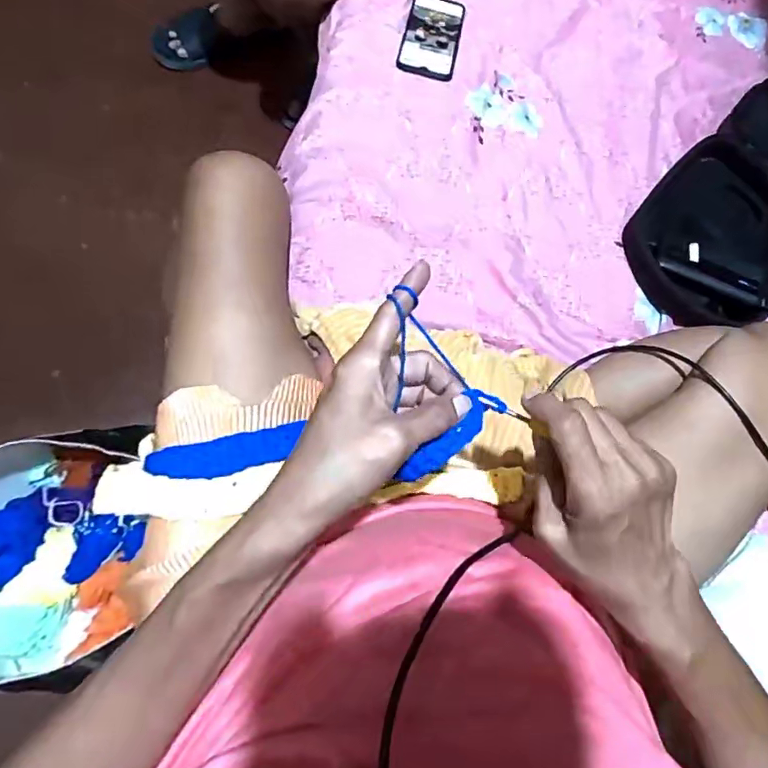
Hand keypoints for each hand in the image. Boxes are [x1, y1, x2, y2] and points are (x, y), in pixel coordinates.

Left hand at [272, 261, 467, 517]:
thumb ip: (435, 416)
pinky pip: (404, 409)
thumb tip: (464, 403)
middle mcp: (367, 374)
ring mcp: (366, 399)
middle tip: (462, 412)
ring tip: (452, 430)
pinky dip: (423, 419)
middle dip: (443, 382)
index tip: (425, 265)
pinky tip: (437, 438)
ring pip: (414, 389)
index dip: (409, 290)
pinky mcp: (367, 421)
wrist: (304, 503)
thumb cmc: (345, 462)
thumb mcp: (397, 438)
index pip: (392, 316)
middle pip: (416, 363)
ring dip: (436, 405)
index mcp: (366, 364)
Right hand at [525, 393, 694, 628]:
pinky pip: (625, 433)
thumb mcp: (549, 533)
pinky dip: (606, 438)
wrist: (649, 581)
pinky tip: (601, 461)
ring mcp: (650, 464)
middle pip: (588, 412)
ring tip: (574, 445)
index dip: (546, 404)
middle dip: (561, 411)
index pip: (569, 425)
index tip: (528, 399)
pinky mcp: (663, 464)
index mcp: (595, 490)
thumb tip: (541, 436)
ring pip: (608, 417)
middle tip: (546, 426)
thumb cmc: (591, 564)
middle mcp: (626, 470)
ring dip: (584, 422)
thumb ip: (542, 481)